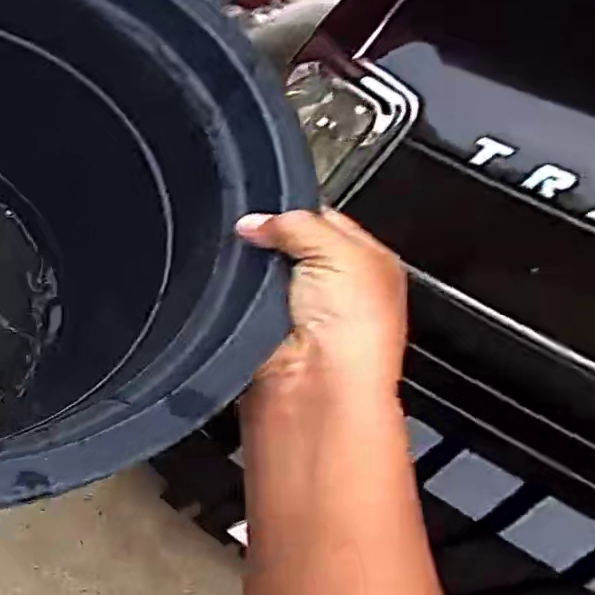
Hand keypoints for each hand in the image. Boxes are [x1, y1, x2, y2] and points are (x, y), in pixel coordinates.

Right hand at [235, 208, 406, 394]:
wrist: (313, 382)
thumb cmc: (352, 330)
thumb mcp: (340, 253)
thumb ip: (298, 225)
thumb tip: (254, 222)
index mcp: (363, 261)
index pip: (319, 219)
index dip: (290, 212)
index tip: (264, 211)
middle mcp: (328, 285)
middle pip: (281, 247)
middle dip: (263, 243)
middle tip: (253, 242)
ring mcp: (290, 309)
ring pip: (254, 274)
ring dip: (246, 274)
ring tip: (249, 277)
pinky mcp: (257, 328)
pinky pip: (234, 301)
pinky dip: (230, 298)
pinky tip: (237, 299)